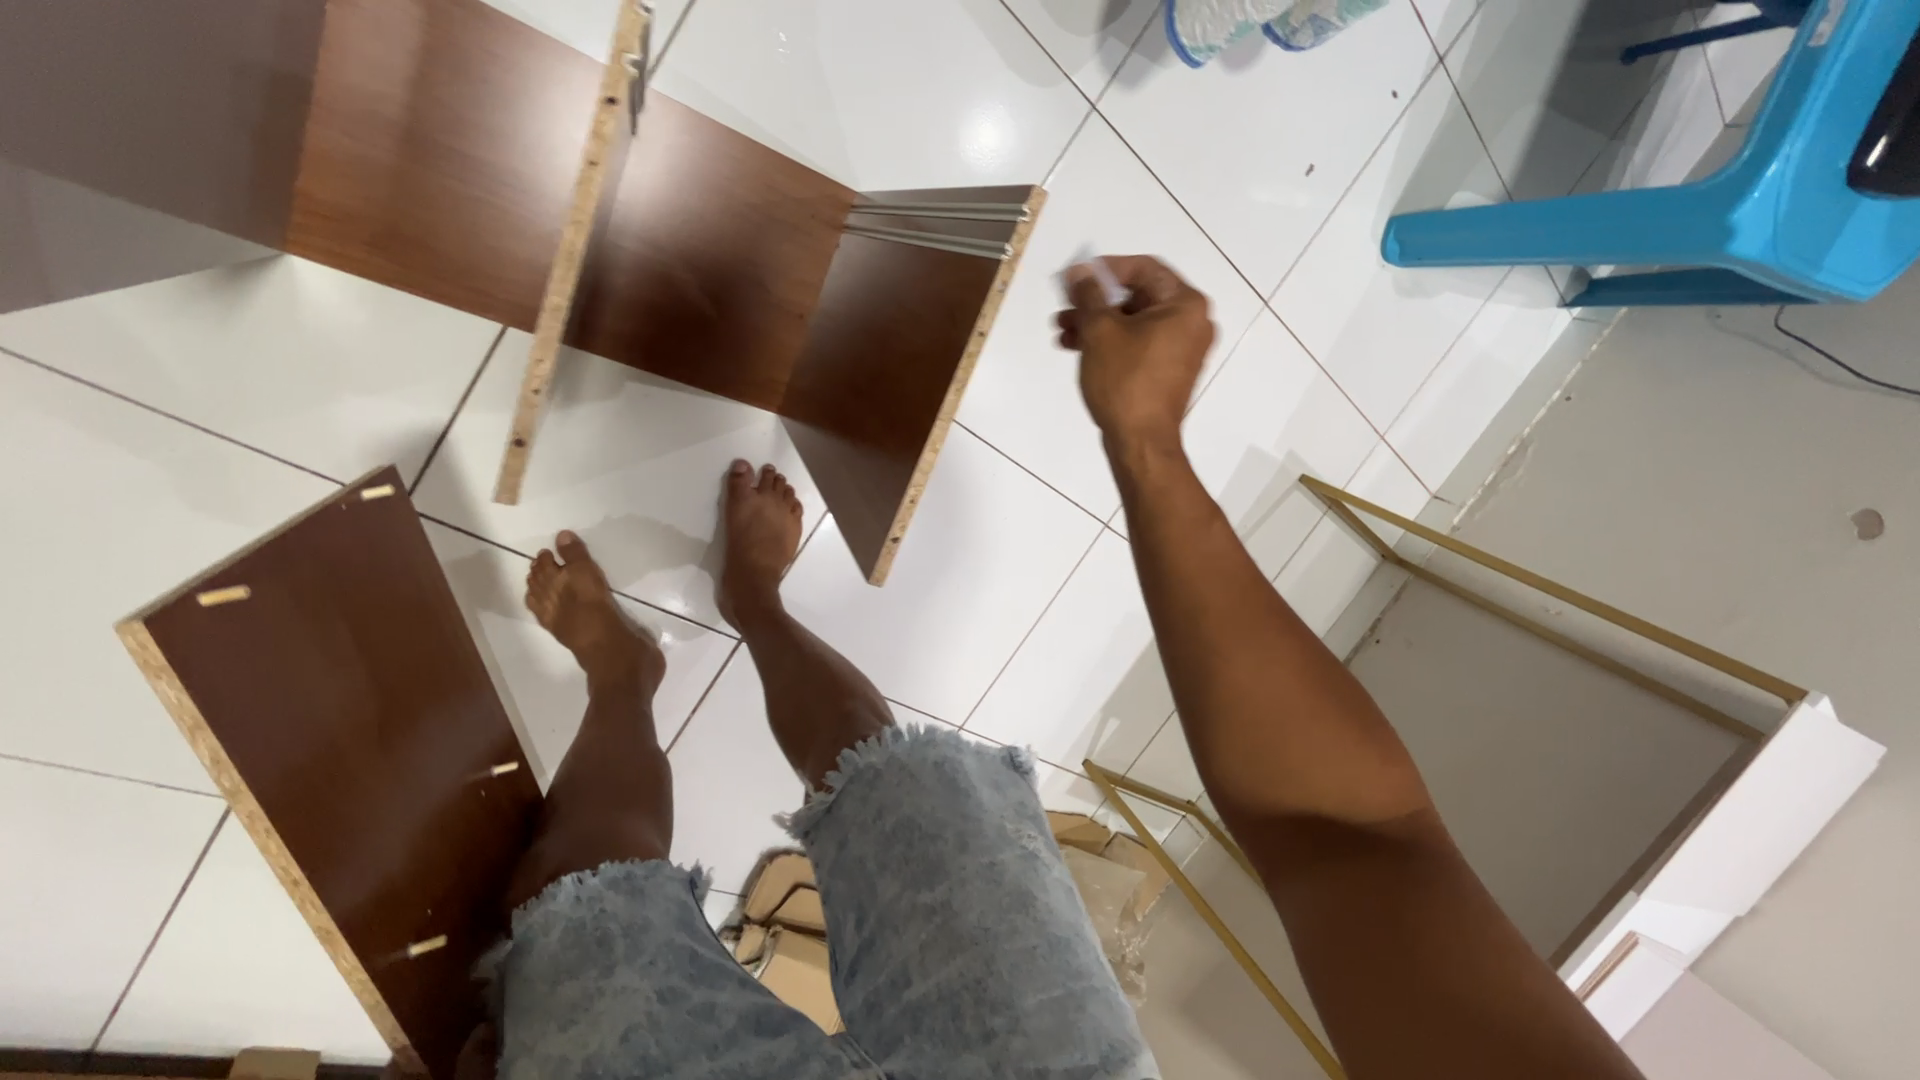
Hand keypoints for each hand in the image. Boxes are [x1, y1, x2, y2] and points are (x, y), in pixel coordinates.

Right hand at [1056, 255, 1213, 451]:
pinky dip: (1111, 343)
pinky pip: (1138, 344)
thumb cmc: (1124, 381)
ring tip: (1063, 331)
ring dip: (1097, 323)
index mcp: (1184, 304)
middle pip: (1137, 296)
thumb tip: (1080, 271)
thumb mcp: (1100, 331)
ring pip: (1133, 322)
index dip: (1105, 268)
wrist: (1141, 442)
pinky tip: (1078, 349)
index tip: (1074, 278)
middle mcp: (1192, 322)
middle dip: (1096, 301)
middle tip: (1065, 306)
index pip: (1143, 268)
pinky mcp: (1168, 372)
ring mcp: (1182, 349)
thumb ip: (1089, 294)